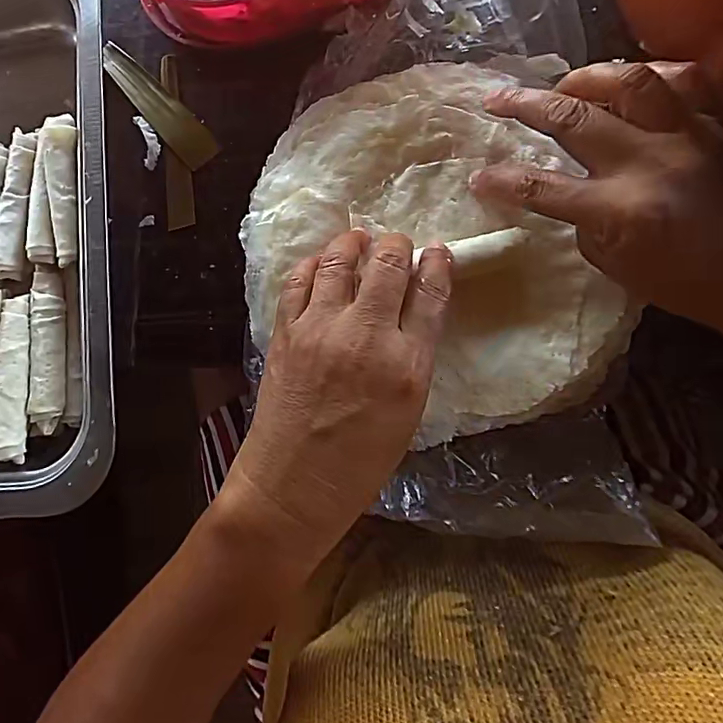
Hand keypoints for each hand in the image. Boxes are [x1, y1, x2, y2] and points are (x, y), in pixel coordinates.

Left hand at [216, 229, 452, 572]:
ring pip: (339, 262)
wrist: (293, 482)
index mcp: (407, 365)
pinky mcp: (285, 331)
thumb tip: (409, 314)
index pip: (430, 295)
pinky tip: (319, 263)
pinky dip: (312, 264)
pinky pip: (298, 281)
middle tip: (397, 242)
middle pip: (387, 265)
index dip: (436, 265)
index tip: (437, 252)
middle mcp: (365, 337)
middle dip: (396, 244)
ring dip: (352, 243)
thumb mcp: (406, 413)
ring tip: (358, 239)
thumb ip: (410, 358)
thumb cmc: (359, 462)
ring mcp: (319, 329)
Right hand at [470, 61, 722, 327]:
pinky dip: (646, 78)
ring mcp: (688, 137)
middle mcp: (651, 162)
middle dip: (525, 106)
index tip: (476, 176)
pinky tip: (626, 86)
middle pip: (574, 119)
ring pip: (631, 81)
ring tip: (564, 86)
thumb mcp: (606, 257)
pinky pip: (681, 83)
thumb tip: (552, 184)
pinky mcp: (714, 126)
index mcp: (619, 207)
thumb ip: (575, 213)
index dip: (500, 180)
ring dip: (586, 78)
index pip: (540, 186)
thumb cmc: (673, 278)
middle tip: (497, 100)